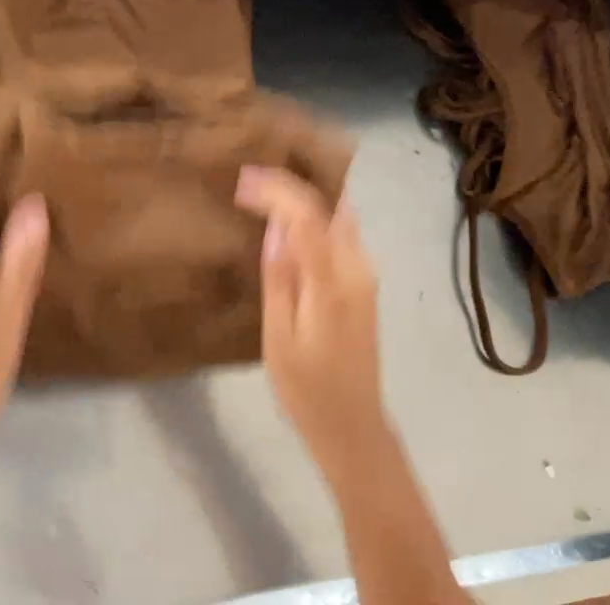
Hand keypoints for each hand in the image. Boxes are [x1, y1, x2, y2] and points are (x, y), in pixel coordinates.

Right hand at [235, 166, 389, 470]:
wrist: (354, 428)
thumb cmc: (307, 391)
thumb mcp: (280, 337)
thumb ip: (279, 278)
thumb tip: (274, 228)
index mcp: (333, 283)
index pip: (307, 216)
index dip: (276, 191)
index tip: (243, 180)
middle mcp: (357, 269)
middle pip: (330, 207)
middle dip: (291, 187)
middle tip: (250, 181)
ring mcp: (366, 277)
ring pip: (338, 217)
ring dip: (304, 200)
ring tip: (264, 194)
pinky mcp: (365, 286)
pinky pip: (341, 235)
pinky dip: (315, 219)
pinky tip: (289, 225)